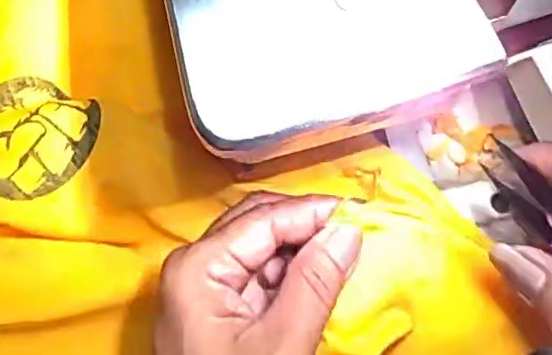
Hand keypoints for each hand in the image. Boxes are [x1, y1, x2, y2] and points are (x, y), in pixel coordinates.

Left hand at [155, 191, 363, 354]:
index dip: (312, 211)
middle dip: (305, 223)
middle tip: (353, 227)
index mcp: (198, 265)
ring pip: (256, 244)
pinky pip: (253, 272)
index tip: (358, 210)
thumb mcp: (281, 348)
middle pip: (256, 223)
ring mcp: (200, 285)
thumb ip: (314, 283)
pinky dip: (286, 271)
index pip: (263, 218)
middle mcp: (193, 264)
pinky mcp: (211, 308)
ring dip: (298, 245)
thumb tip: (348, 230)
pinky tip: (315, 273)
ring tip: (340, 247)